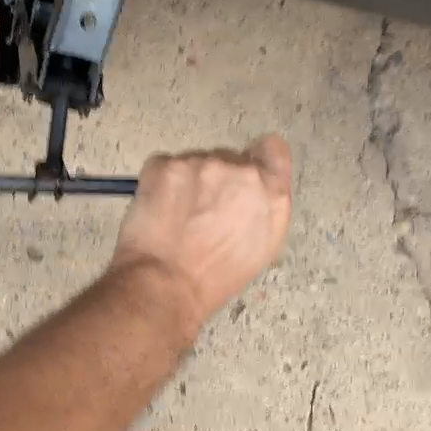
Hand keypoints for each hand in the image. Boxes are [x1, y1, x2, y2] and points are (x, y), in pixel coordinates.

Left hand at [108, 136, 292, 333]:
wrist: (166, 281)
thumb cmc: (216, 276)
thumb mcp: (263, 245)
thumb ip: (266, 205)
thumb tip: (255, 186)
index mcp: (272, 190)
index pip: (271, 148)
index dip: (254, 160)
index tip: (239, 177)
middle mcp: (238, 169)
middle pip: (226, 158)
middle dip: (215, 178)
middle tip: (200, 210)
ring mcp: (199, 164)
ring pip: (192, 162)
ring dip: (186, 181)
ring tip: (177, 216)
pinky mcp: (164, 166)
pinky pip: (162, 165)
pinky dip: (159, 181)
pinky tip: (158, 209)